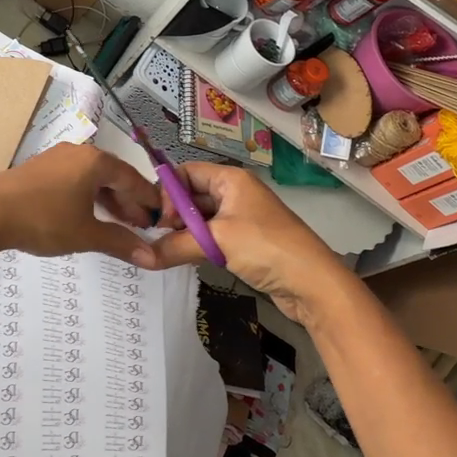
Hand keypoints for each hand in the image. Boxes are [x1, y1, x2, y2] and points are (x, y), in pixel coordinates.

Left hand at [0, 144, 160, 263]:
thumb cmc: (44, 220)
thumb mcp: (86, 234)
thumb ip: (120, 243)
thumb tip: (150, 257)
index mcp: (95, 161)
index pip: (133, 178)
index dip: (148, 200)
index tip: (160, 220)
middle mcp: (79, 152)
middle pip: (113, 175)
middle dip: (129, 201)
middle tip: (141, 227)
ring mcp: (57, 157)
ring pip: (93, 177)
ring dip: (108, 199)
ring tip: (118, 225)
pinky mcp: (41, 168)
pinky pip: (75, 178)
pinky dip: (88, 196)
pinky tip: (88, 215)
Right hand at [134, 163, 348, 325]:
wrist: (313, 283)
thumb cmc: (265, 247)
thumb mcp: (217, 242)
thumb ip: (177, 245)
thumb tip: (143, 255)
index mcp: (230, 179)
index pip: (186, 172)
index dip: (168, 191)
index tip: (159, 219)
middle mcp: (234, 193)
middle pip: (192, 195)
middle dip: (173, 214)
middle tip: (157, 237)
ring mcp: (240, 218)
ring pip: (200, 219)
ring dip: (183, 232)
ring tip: (166, 250)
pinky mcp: (244, 243)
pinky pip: (212, 237)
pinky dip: (197, 246)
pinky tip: (183, 258)